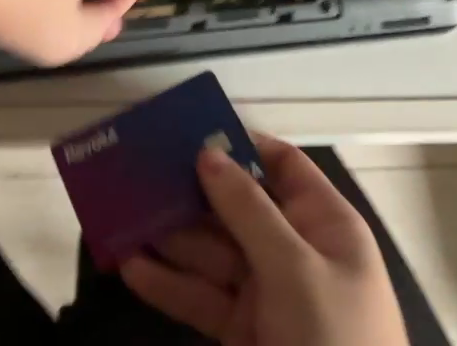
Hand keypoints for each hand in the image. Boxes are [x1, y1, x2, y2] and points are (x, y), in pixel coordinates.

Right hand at [121, 134, 406, 345]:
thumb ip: (249, 211)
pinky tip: (129, 265)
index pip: (282, 166)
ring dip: (169, 235)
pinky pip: (199, 296)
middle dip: (190, 190)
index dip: (240, 144)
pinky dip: (167, 283)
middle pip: (237, 207)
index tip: (190, 130)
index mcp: (324, 225)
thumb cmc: (335, 339)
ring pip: (210, 251)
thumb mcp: (296, 271)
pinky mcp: (242, 330)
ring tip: (121, 212)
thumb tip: (208, 153)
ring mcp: (267, 293)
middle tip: (139, 168)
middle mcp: (295, 251)